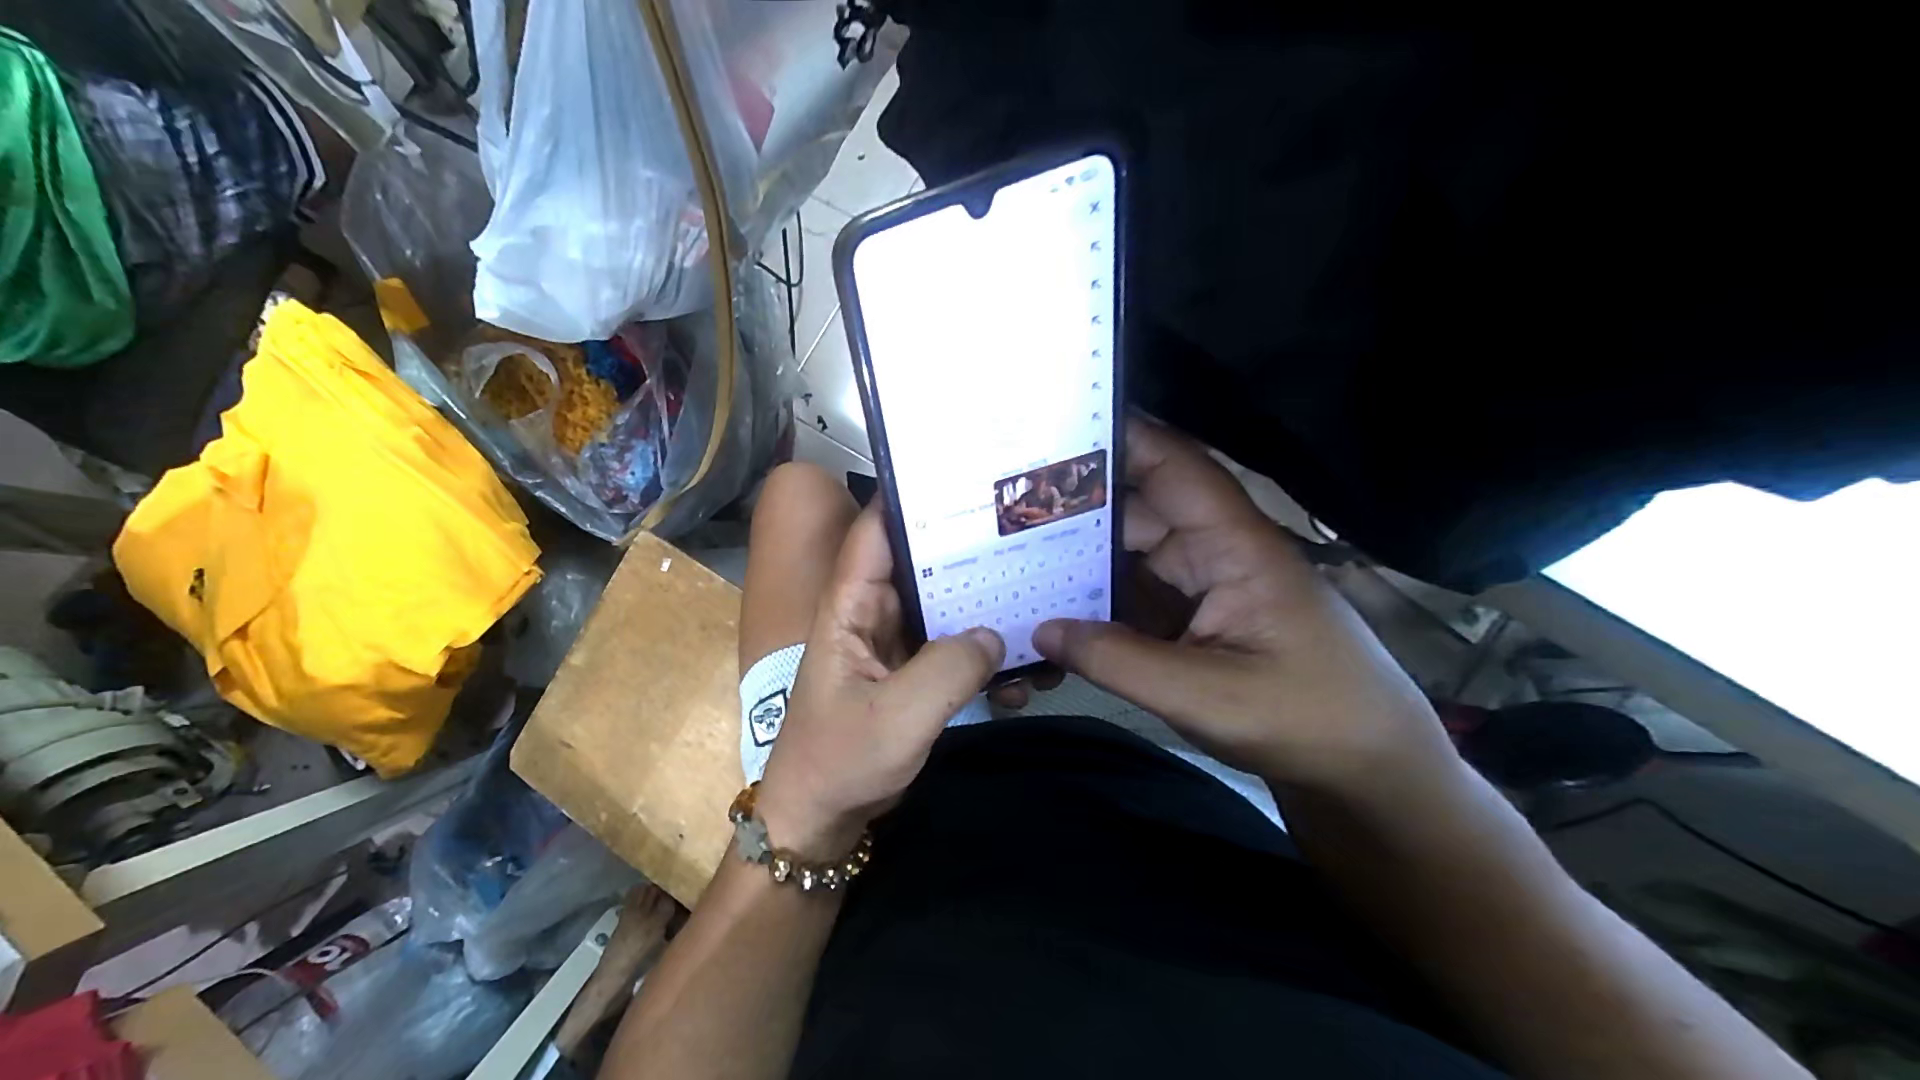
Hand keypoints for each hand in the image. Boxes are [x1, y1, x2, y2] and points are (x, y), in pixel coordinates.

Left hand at [756, 505, 1004, 855]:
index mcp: (852, 604)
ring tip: (1044, 601)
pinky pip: (957, 645)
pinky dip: (987, 652)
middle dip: (972, 547)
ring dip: (989, 604)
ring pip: (948, 602)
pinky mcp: (916, 671)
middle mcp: (875, 611)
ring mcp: (898, 641)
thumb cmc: (841, 762)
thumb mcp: (897, 717)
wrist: (821, 820)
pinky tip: (1024, 670)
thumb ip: (949, 669)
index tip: (972, 474)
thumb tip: (997, 633)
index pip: (879, 527)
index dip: (917, 495)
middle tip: (1034, 531)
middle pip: (925, 559)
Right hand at [1032, 417, 1450, 794]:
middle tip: (997, 509)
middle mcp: (1212, 552)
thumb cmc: (1308, 719)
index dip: (1121, 437)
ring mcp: (1200, 589)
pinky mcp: (1190, 622)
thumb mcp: (1209, 696)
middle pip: (1134, 512)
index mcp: (1233, 544)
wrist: (1366, 771)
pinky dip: (1093, 607)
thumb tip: (1041, 631)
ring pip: (1126, 558)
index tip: (1052, 427)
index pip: (1175, 467)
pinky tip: (1048, 617)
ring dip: (1077, 564)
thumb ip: (1119, 661)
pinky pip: (1132, 601)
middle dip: (1072, 509)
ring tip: (1007, 562)